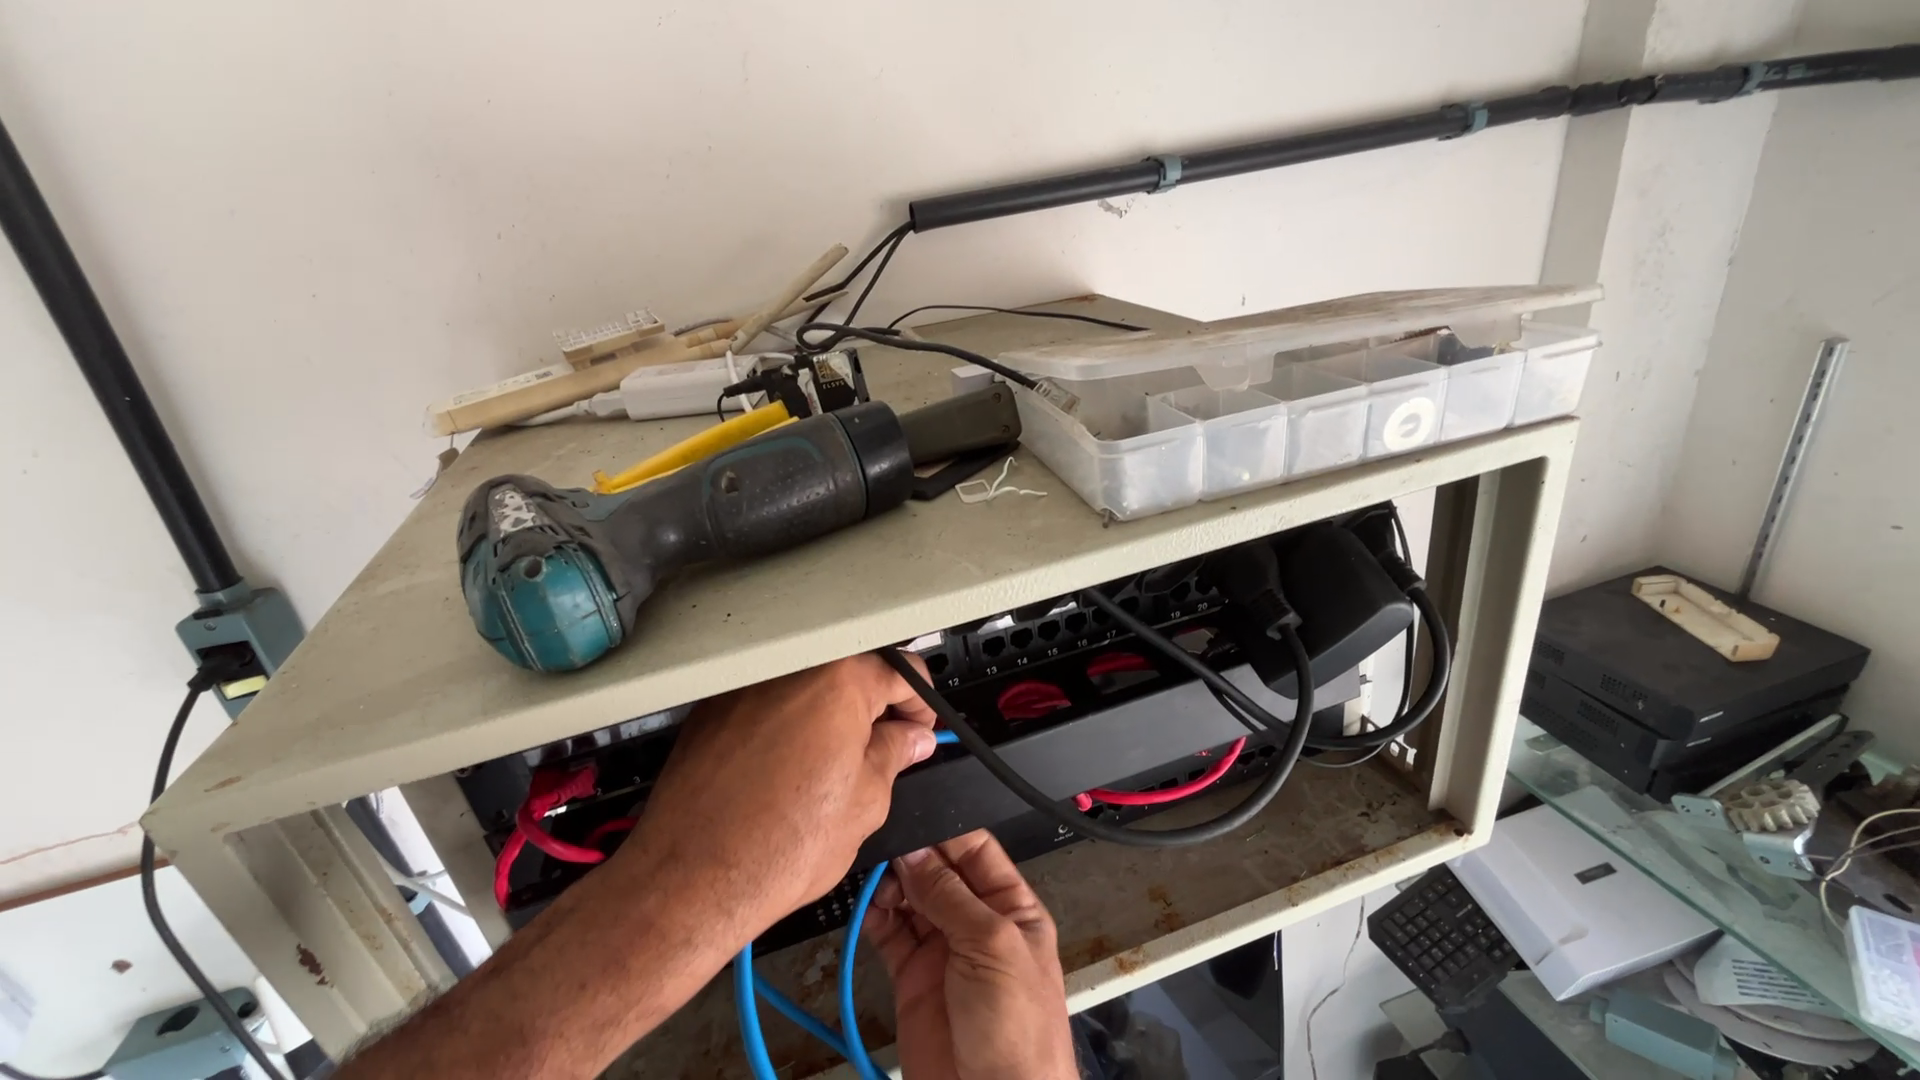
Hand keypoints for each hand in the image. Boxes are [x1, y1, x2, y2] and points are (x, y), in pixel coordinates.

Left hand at [611, 652, 938, 935]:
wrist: (691, 879)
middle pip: (852, 672)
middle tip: (884, 750)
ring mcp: (746, 686)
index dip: (920, 706)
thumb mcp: (865, 803)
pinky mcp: (713, 710)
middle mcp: (790, 668)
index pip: (902, 671)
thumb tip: (908, 740)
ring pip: (807, 688)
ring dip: (829, 716)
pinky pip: (767, 704)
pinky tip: (787, 770)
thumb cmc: (771, 847)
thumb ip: (894, 755)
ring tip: (831, 768)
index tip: (918, 729)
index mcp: (838, 680)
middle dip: (874, 708)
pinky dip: (786, 725)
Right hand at [866, 831, 1077, 1079]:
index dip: (945, 832)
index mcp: (1010, 906)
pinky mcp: (912, 976)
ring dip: (890, 884)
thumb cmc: (1018, 1029)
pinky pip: (889, 934)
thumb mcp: (992, 946)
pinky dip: (874, 918)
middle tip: (885, 847)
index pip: (975, 850)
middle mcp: (975, 921)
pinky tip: (865, 908)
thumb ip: (950, 896)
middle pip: (938, 871)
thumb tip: (915, 851)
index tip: (913, 816)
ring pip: (910, 898)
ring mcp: (942, 948)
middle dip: (912, 855)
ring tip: (876, 883)